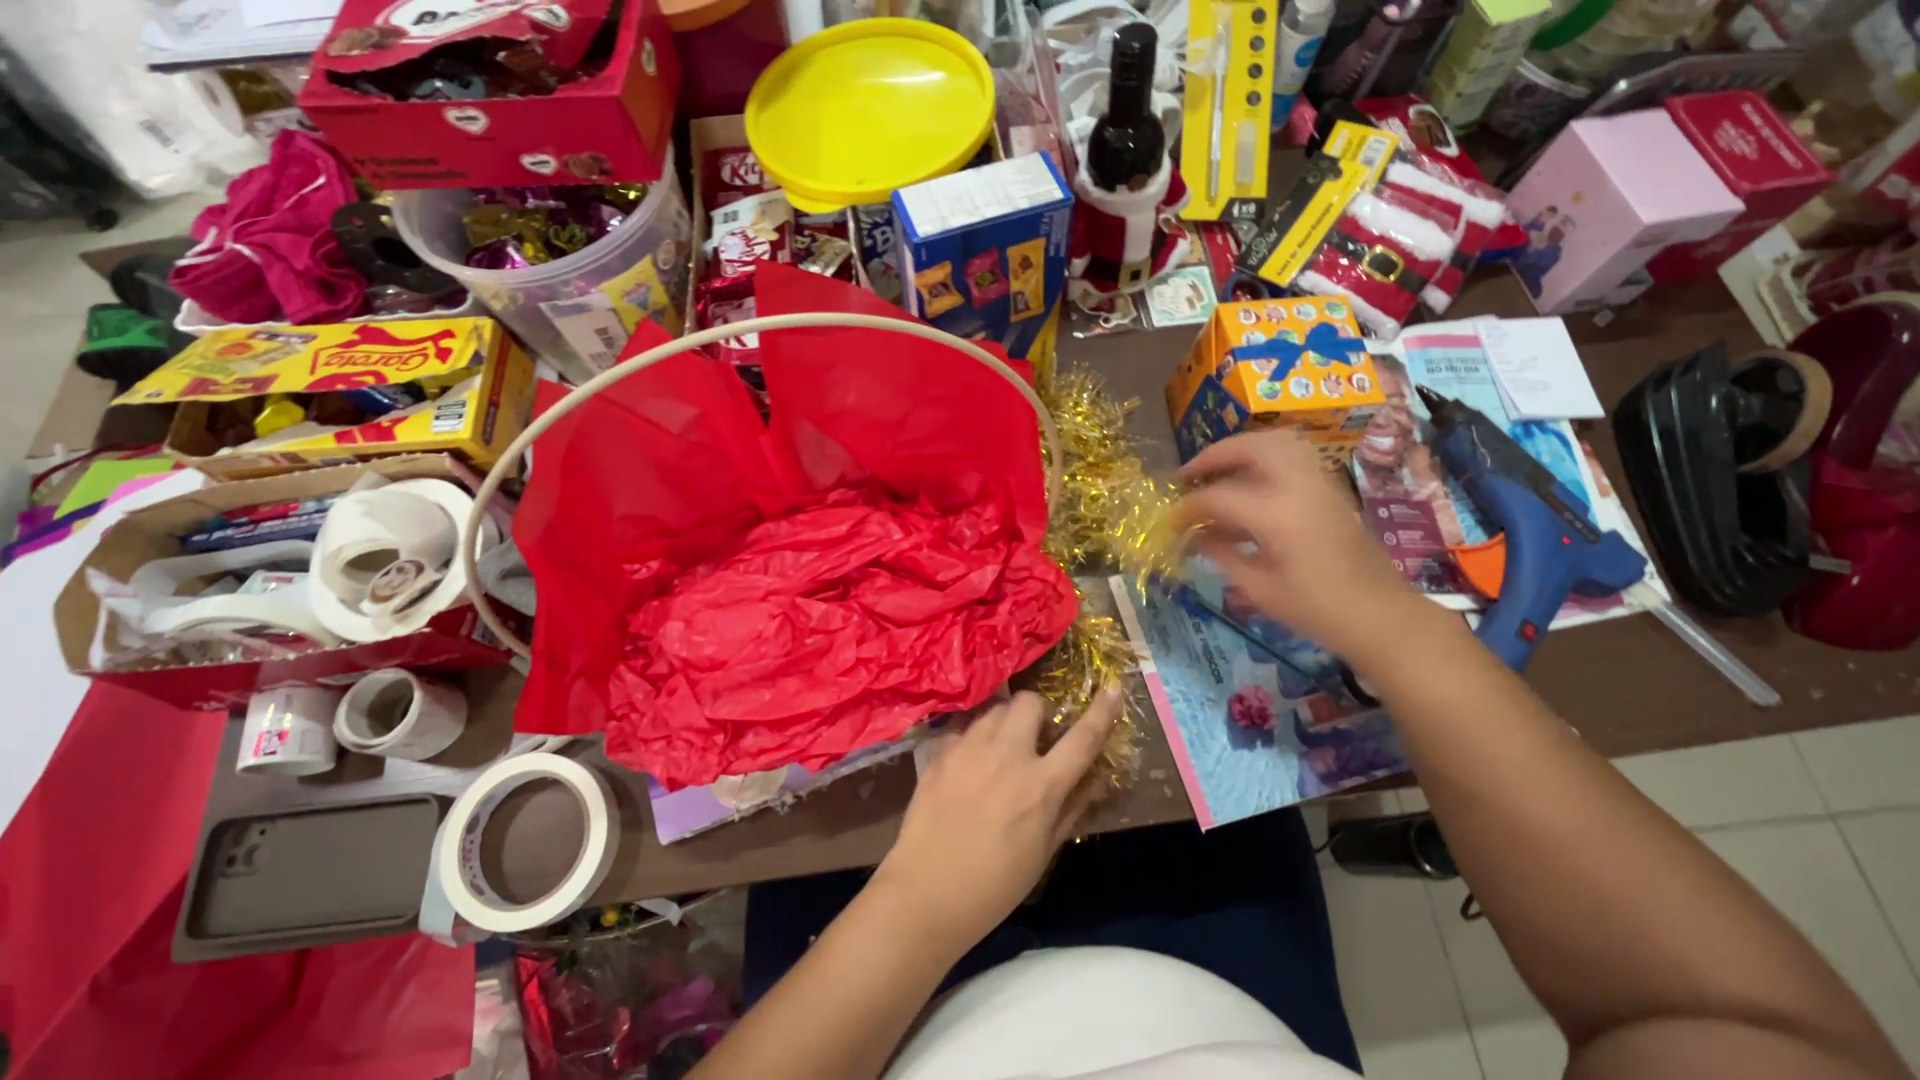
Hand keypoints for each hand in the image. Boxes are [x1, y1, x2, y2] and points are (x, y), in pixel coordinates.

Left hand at [870, 688, 1120, 955]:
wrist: (926, 893)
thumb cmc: (994, 886)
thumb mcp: (1043, 853)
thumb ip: (1071, 809)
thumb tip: (1096, 778)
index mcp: (1040, 787)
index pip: (1082, 738)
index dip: (1102, 711)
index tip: (1113, 688)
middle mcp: (1006, 756)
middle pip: (1030, 702)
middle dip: (1038, 713)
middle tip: (1035, 738)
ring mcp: (968, 750)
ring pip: (995, 708)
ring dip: (1005, 721)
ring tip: (1000, 748)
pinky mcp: (938, 753)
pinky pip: (962, 725)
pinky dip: (973, 734)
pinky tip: (969, 760)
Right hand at [1177, 429, 1422, 662]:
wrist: (1381, 615)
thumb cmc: (1317, 611)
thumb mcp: (1260, 590)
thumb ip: (1223, 555)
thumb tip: (1196, 536)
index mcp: (1277, 514)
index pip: (1218, 496)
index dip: (1187, 507)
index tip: (1169, 521)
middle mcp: (1299, 486)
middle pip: (1250, 447)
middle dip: (1213, 457)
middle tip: (1189, 476)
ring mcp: (1320, 483)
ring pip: (1277, 442)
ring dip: (1241, 450)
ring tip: (1219, 472)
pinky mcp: (1332, 490)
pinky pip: (1294, 456)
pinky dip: (1265, 459)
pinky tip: (1250, 485)